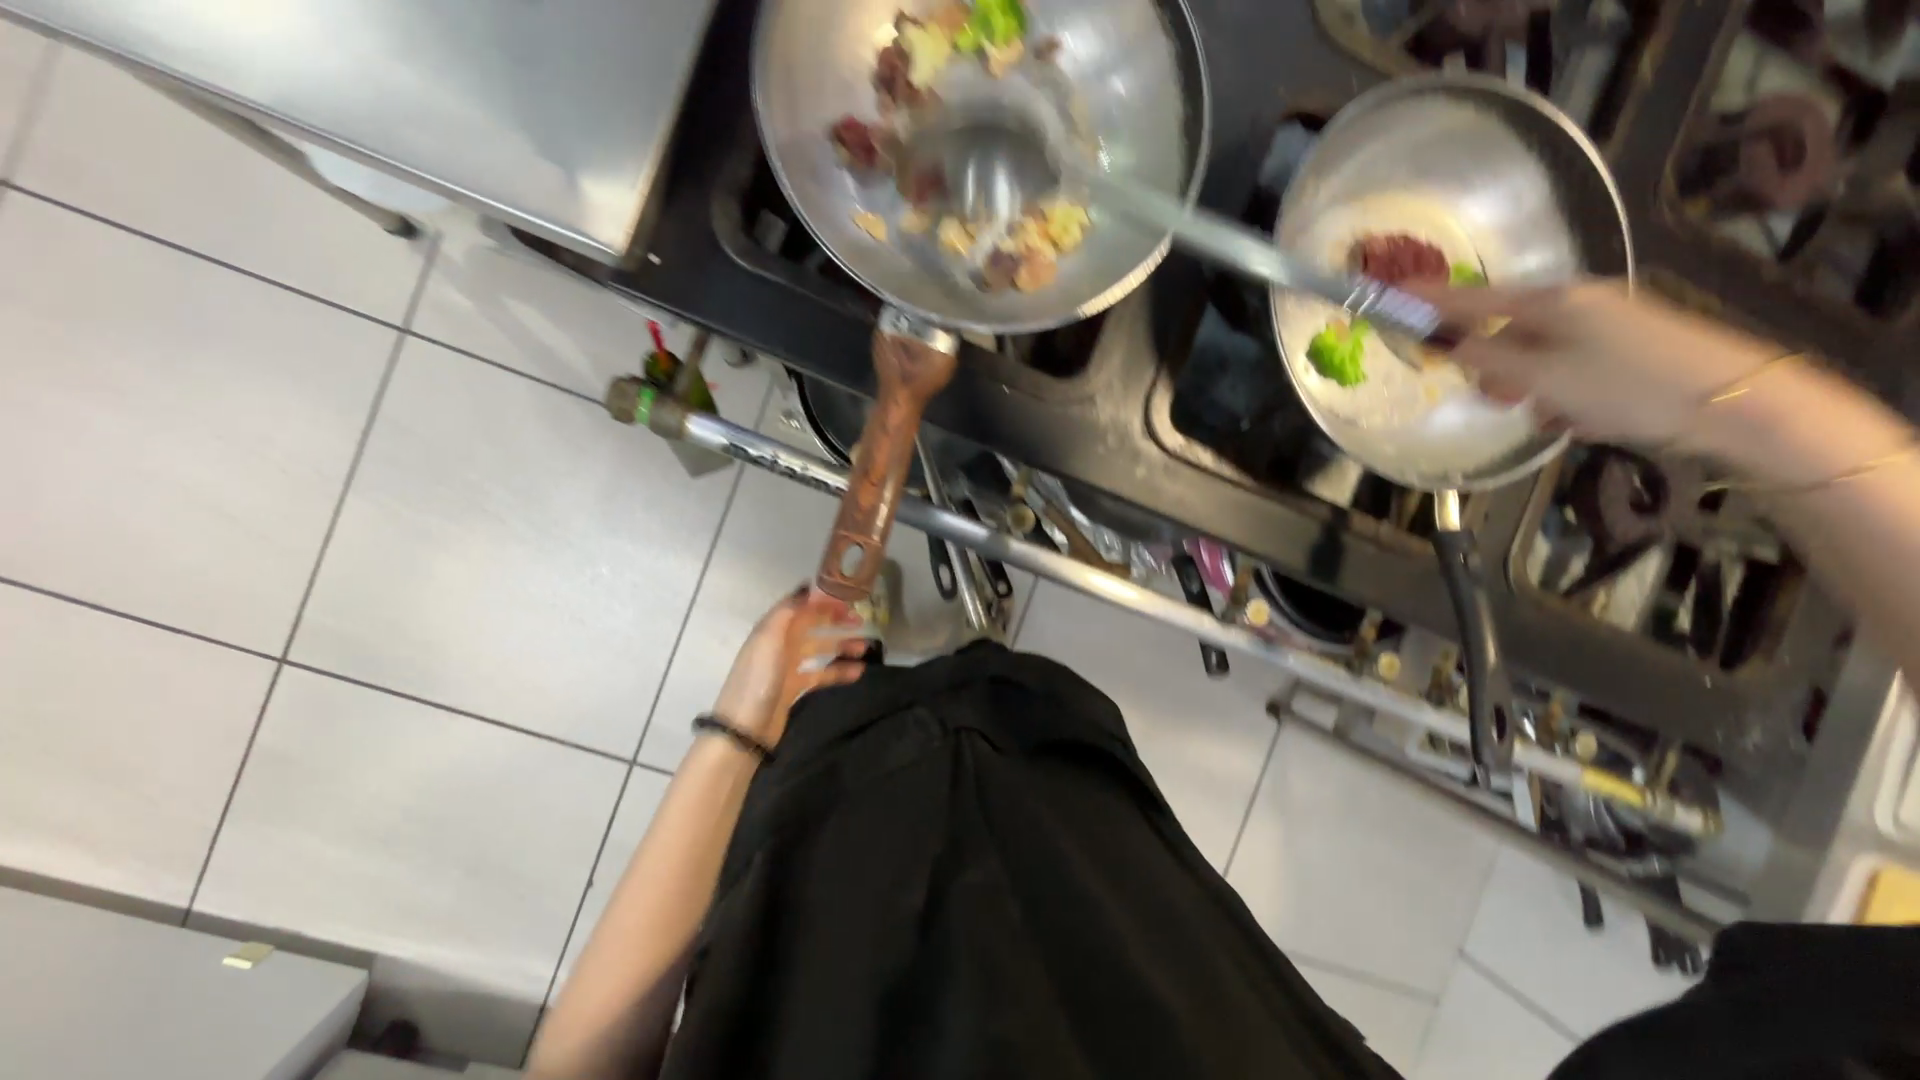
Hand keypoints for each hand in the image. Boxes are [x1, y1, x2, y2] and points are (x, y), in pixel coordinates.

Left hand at [710, 587, 869, 749]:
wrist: (745, 728)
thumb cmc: (758, 679)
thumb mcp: (769, 639)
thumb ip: (788, 612)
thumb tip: (809, 589)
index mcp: (772, 628)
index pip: (799, 605)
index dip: (821, 599)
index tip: (846, 596)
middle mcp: (780, 643)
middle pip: (811, 625)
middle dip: (835, 620)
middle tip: (860, 621)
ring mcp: (787, 666)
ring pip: (819, 649)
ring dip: (841, 645)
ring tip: (865, 648)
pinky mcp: (795, 687)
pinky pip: (821, 673)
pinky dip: (838, 671)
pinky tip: (857, 672)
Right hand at [1423, 282, 1781, 444]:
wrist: (1733, 400)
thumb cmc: (1626, 385)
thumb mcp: (1542, 377)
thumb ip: (1485, 358)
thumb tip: (1441, 342)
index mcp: (1551, 300)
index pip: (1472, 297)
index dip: (1428, 300)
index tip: (1390, 296)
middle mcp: (1575, 303)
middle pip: (1504, 329)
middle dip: (1491, 364)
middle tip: (1496, 396)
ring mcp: (1604, 324)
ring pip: (1535, 355)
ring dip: (1529, 386)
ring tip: (1550, 414)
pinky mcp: (1626, 348)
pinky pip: (1567, 369)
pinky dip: (1562, 393)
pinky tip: (1582, 418)